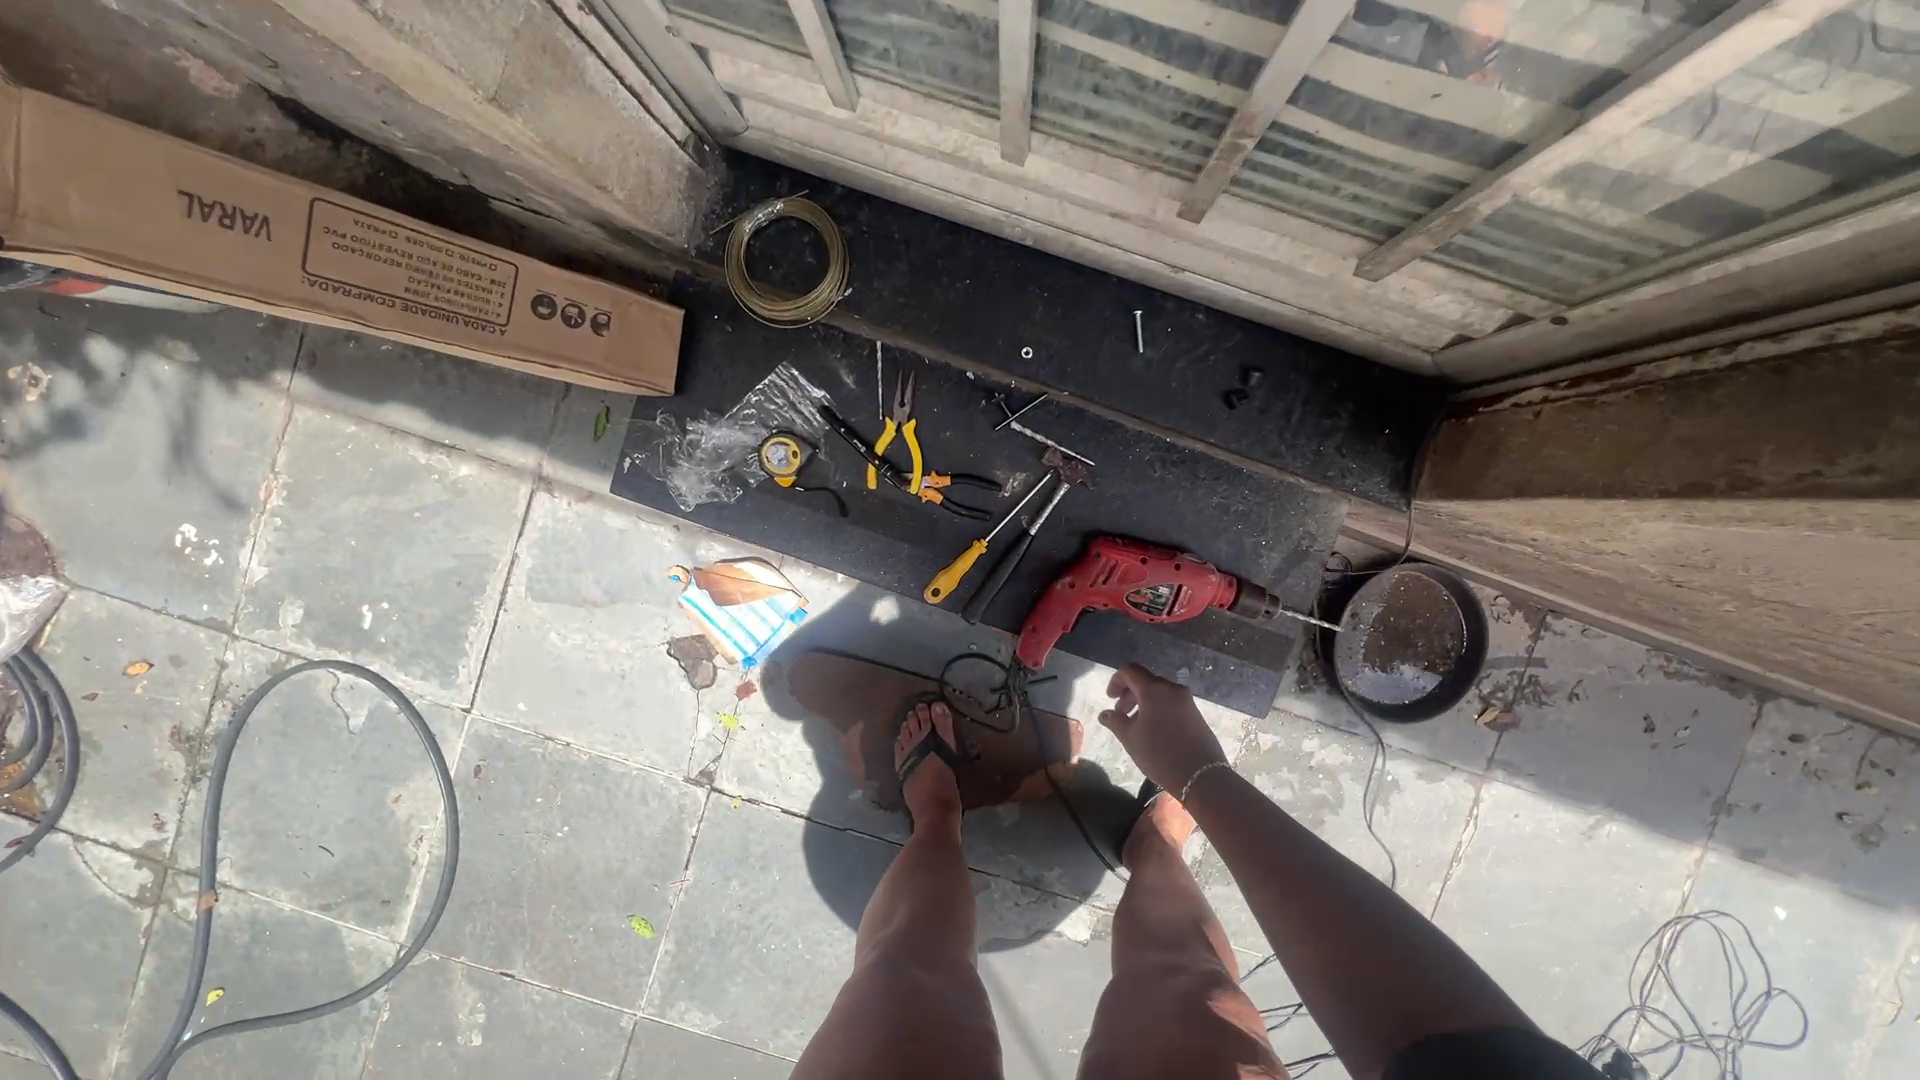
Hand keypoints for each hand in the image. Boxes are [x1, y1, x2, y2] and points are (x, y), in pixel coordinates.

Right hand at [1098, 663, 1227, 793]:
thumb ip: (1115, 721)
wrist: (1201, 776)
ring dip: (1143, 702)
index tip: (1111, 699)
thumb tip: (1105, 714)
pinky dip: (1157, 709)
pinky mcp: (1195, 713)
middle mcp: (1172, 689)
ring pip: (1159, 692)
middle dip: (1129, 694)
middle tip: (1121, 715)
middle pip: (1145, 681)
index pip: (1130, 671)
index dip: (1116, 681)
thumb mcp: (1130, 738)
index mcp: (1154, 690)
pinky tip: (1153, 730)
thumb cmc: (1160, 754)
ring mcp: (1187, 700)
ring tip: (1136, 725)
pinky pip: (1171, 702)